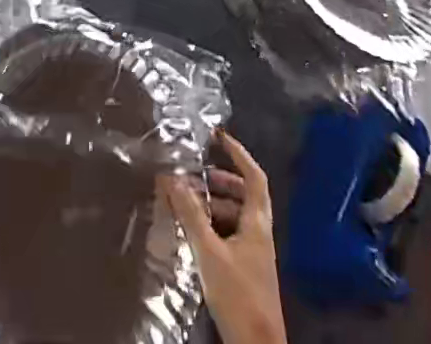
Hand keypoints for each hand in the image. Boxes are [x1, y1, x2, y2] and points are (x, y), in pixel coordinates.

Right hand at [162, 132, 285, 343]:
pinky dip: (213, 225)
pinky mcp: (246, 269)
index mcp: (257, 221)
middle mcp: (260, 231)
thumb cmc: (237, 293)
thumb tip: (171, 177)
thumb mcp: (209, 251)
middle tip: (196, 175)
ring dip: (214, 204)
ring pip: (236, 215)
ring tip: (187, 202)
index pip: (254, 175)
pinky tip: (193, 231)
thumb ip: (190, 214)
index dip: (238, 153)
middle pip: (245, 194)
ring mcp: (255, 251)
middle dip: (221, 180)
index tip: (219, 137)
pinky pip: (230, 234)